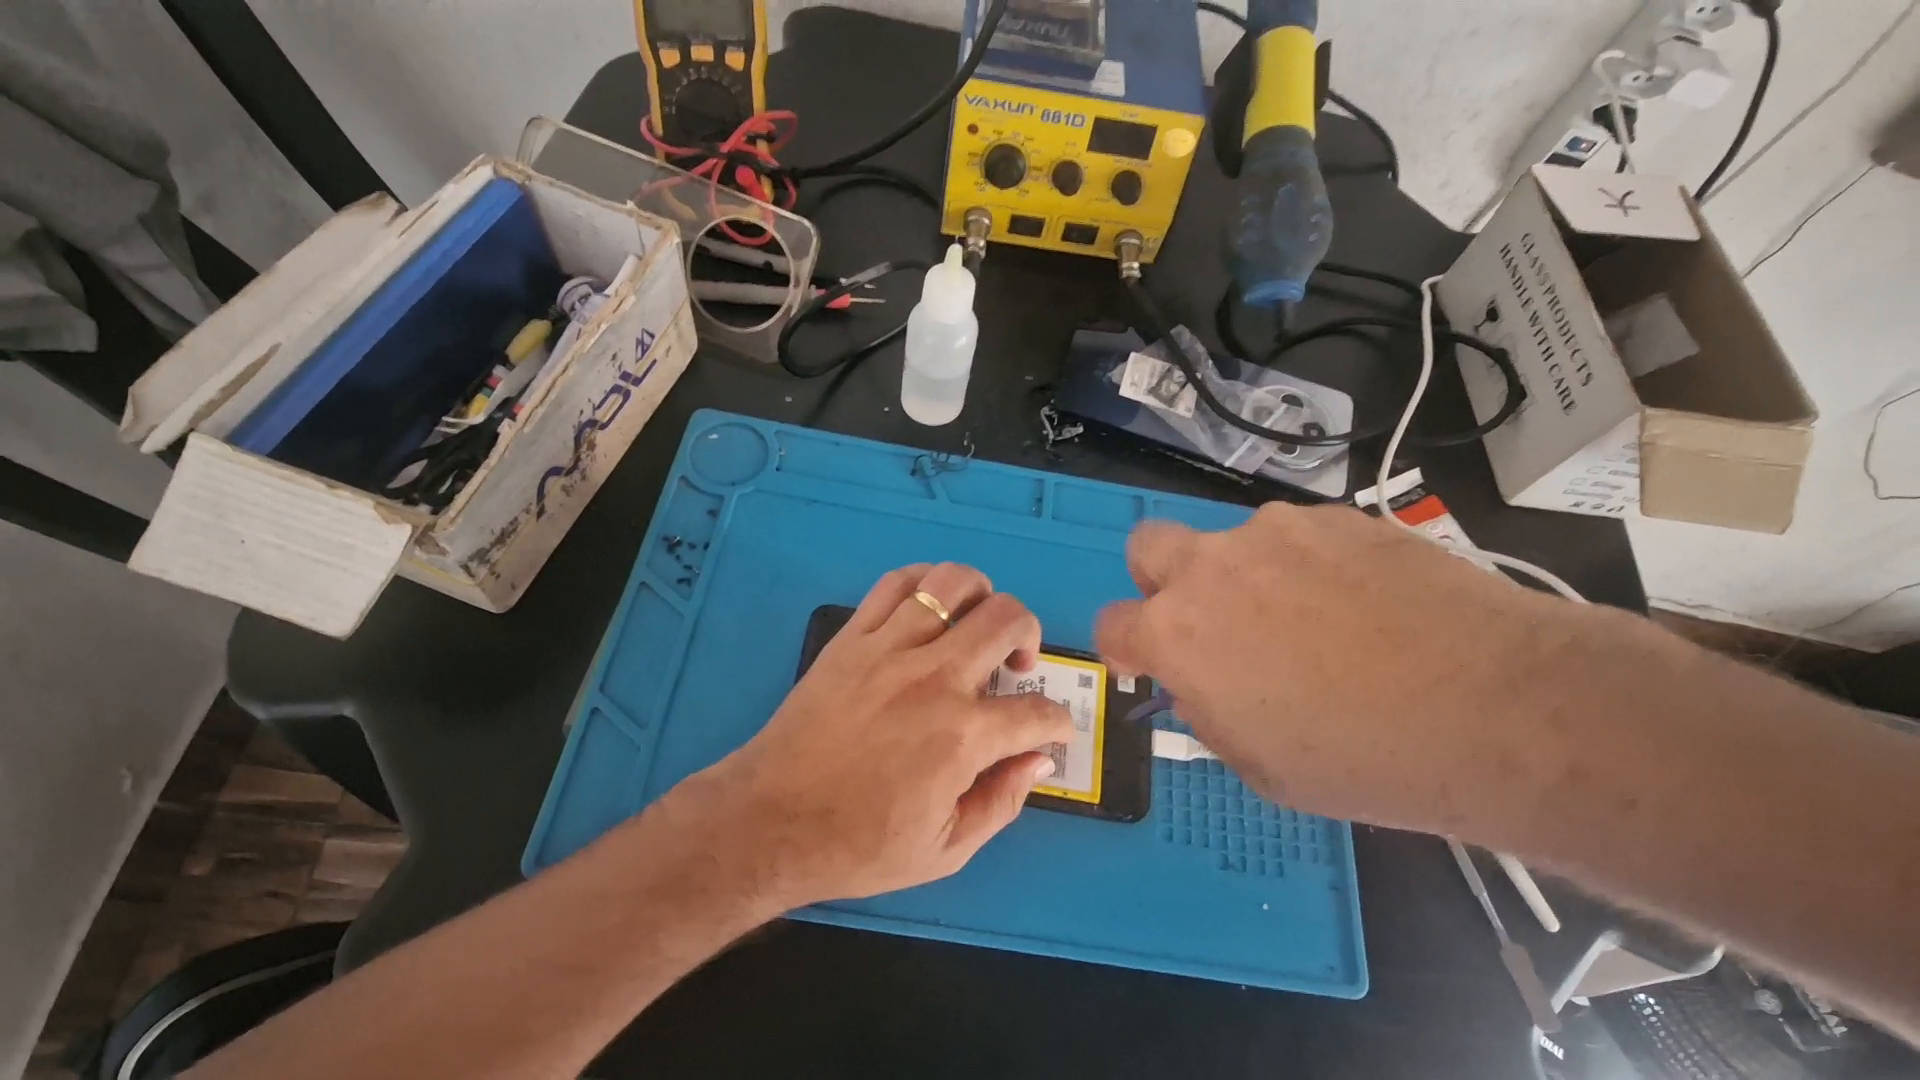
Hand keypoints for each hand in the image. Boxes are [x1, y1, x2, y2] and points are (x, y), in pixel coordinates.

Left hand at [664, 564, 1073, 909]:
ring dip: (983, 596)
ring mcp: (888, 648)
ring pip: (953, 583)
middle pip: (1007, 619)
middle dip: (1030, 637)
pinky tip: (932, 607)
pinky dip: (926, 581)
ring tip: (977, 626)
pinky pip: (896, 583)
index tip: (1051, 731)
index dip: (1057, 722)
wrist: (772, 822)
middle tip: (1017, 667)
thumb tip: (1040, 760)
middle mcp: (933, 678)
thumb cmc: (860, 845)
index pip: (1038, 711)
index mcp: (962, 736)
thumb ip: (1003, 802)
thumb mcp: (946, 849)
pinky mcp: (852, 637)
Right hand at [1095, 504, 1585, 834]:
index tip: (1153, 666)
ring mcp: (1276, 533)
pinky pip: (1300, 536)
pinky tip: (1365, 603)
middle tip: (1214, 623)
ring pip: (1234, 542)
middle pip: (1147, 547)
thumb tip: (1205, 681)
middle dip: (1162, 582)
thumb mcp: (1259, 765)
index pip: (1112, 626)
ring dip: (1249, 575)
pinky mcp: (1339, 517)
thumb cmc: (1363, 761)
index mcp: (1177, 635)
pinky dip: (1312, 565)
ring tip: (1319, 619)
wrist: (1491, 707)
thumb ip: (1209, 711)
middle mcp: (1211, 569)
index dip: (1128, 649)